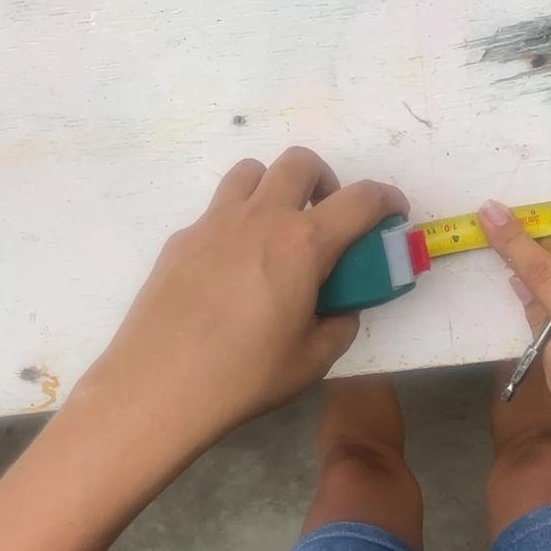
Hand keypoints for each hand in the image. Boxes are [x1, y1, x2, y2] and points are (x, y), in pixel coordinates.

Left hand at [78, 147, 406, 451]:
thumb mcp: (312, 360)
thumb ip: (338, 324)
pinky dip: (237, 223)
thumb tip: (340, 308)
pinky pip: (216, 211)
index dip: (387, 199)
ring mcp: (213, 223)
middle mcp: (259, 218)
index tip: (393, 213)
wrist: (158, 387)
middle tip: (326, 220)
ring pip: (251, 172)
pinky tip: (231, 271)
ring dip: (274, 189)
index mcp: (302, 244)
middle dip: (325, 182)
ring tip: (276, 232)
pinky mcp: (180, 240)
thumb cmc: (244, 376)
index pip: (360, 200)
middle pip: (299, 163)